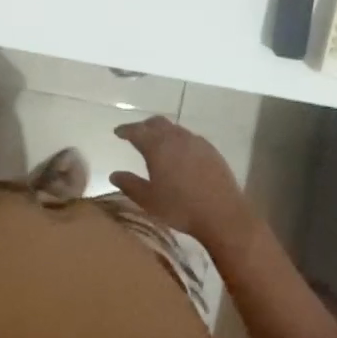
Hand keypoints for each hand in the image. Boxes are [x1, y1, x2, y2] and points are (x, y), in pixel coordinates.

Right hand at [112, 116, 256, 247]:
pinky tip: (180, 153)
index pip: (137, 131)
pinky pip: (190, 138)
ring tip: (157, 143)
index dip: (125, 130)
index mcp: (158, 147)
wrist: (223, 214)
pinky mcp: (212, 151)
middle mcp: (177, 138)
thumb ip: (129, 184)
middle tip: (135, 134)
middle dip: (144, 126)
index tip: (118, 132)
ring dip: (162, 132)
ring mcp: (197, 143)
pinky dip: (179, 140)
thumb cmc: (180, 208)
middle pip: (157, 123)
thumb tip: (114, 174)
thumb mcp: (148, 200)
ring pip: (175, 129)